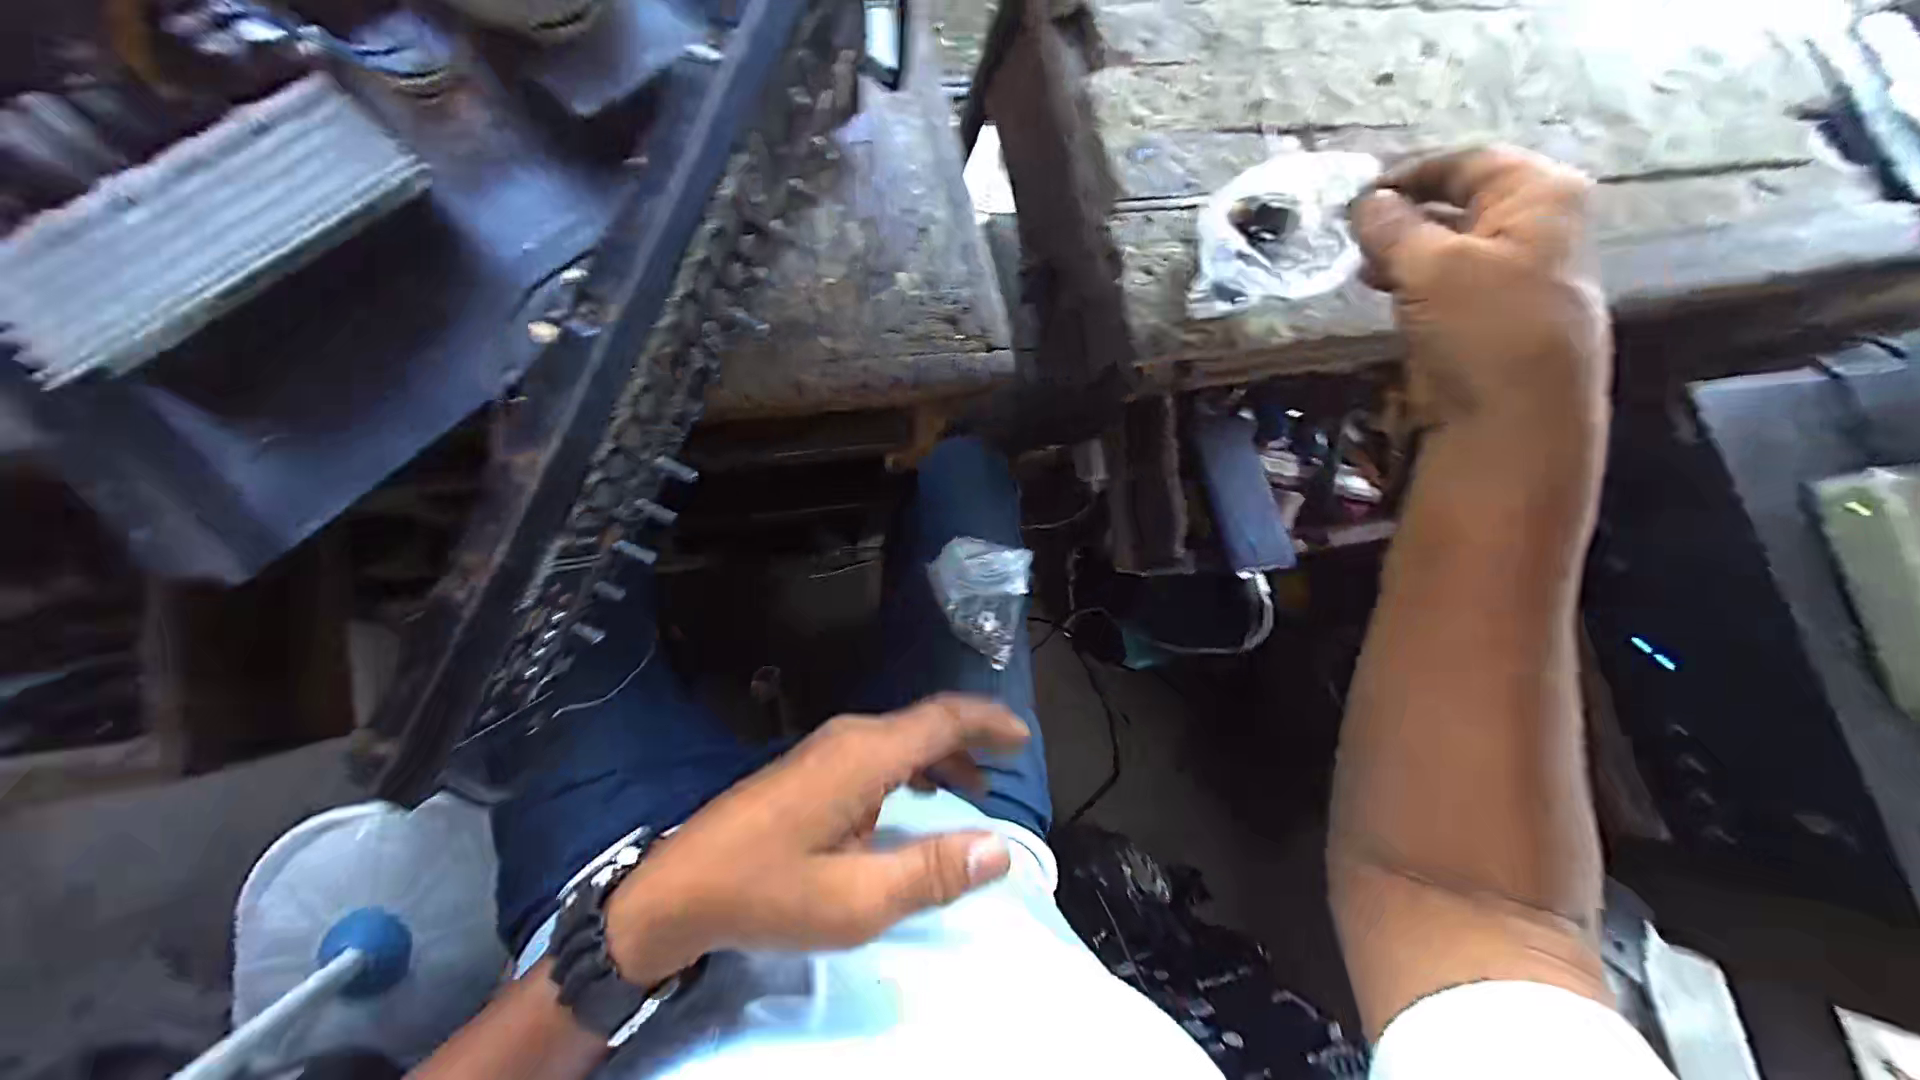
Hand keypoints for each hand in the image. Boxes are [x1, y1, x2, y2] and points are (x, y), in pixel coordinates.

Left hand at [599, 695, 1029, 984]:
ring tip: (976, 785)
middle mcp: (851, 737)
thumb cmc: (769, 892)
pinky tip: (920, 793)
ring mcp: (828, 748)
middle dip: (974, 738)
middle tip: (1010, 761)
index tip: (1023, 737)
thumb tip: (999, 849)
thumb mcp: (857, 900)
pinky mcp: (814, 765)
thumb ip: (932, 872)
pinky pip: (881, 750)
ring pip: (904, 736)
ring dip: (945, 754)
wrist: (679, 886)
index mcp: (866, 755)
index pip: (944, 719)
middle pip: (927, 722)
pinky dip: (915, 764)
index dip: (989, 722)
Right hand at [1351, 145, 1610, 448]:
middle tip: (1353, 231)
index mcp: (1540, 196)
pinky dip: (1409, 281)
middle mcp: (1533, 228)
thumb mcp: (1432, 266)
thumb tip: (1364, 203)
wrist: (1510, 414)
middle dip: (1403, 215)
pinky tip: (1380, 291)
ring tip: (1359, 264)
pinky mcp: (1484, 318)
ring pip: (1446, 246)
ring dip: (1401, 251)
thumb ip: (1393, 228)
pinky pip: (1442, 284)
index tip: (1361, 192)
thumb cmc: (1484, 325)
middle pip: (1458, 204)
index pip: (1470, 162)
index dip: (1413, 172)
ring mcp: (1510, 276)